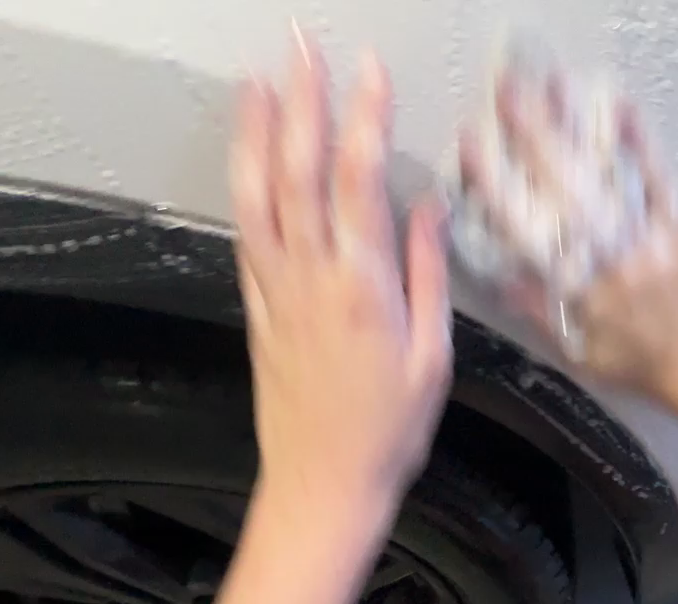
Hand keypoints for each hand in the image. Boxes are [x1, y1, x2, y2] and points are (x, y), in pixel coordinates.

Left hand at [230, 39, 451, 518]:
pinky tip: (248, 163)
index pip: (360, 182)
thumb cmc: (390, 432)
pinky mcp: (259, 311)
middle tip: (303, 47)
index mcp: (363, 290)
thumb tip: (427, 213)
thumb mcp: (433, 360)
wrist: (326, 482)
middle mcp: (312, 279)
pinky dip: (244, 189)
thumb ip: (428, 278)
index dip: (363, 119)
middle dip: (303, 102)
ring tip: (260, 84)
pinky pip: (246, 236)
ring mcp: (277, 293)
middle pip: (300, 173)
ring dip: (257, 134)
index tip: (369, 72)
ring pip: (258, 196)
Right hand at [462, 80, 677, 411]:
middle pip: (566, 191)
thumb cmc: (639, 366)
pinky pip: (656, 179)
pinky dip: (639, 142)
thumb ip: (541, 314)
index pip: (529, 232)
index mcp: (582, 293)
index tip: (473, 148)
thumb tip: (502, 280)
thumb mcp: (580, 354)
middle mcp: (612, 262)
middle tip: (507, 90)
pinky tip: (619, 105)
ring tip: (553, 84)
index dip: (498, 187)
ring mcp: (648, 240)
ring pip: (607, 178)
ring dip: (579, 128)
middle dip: (534, 137)